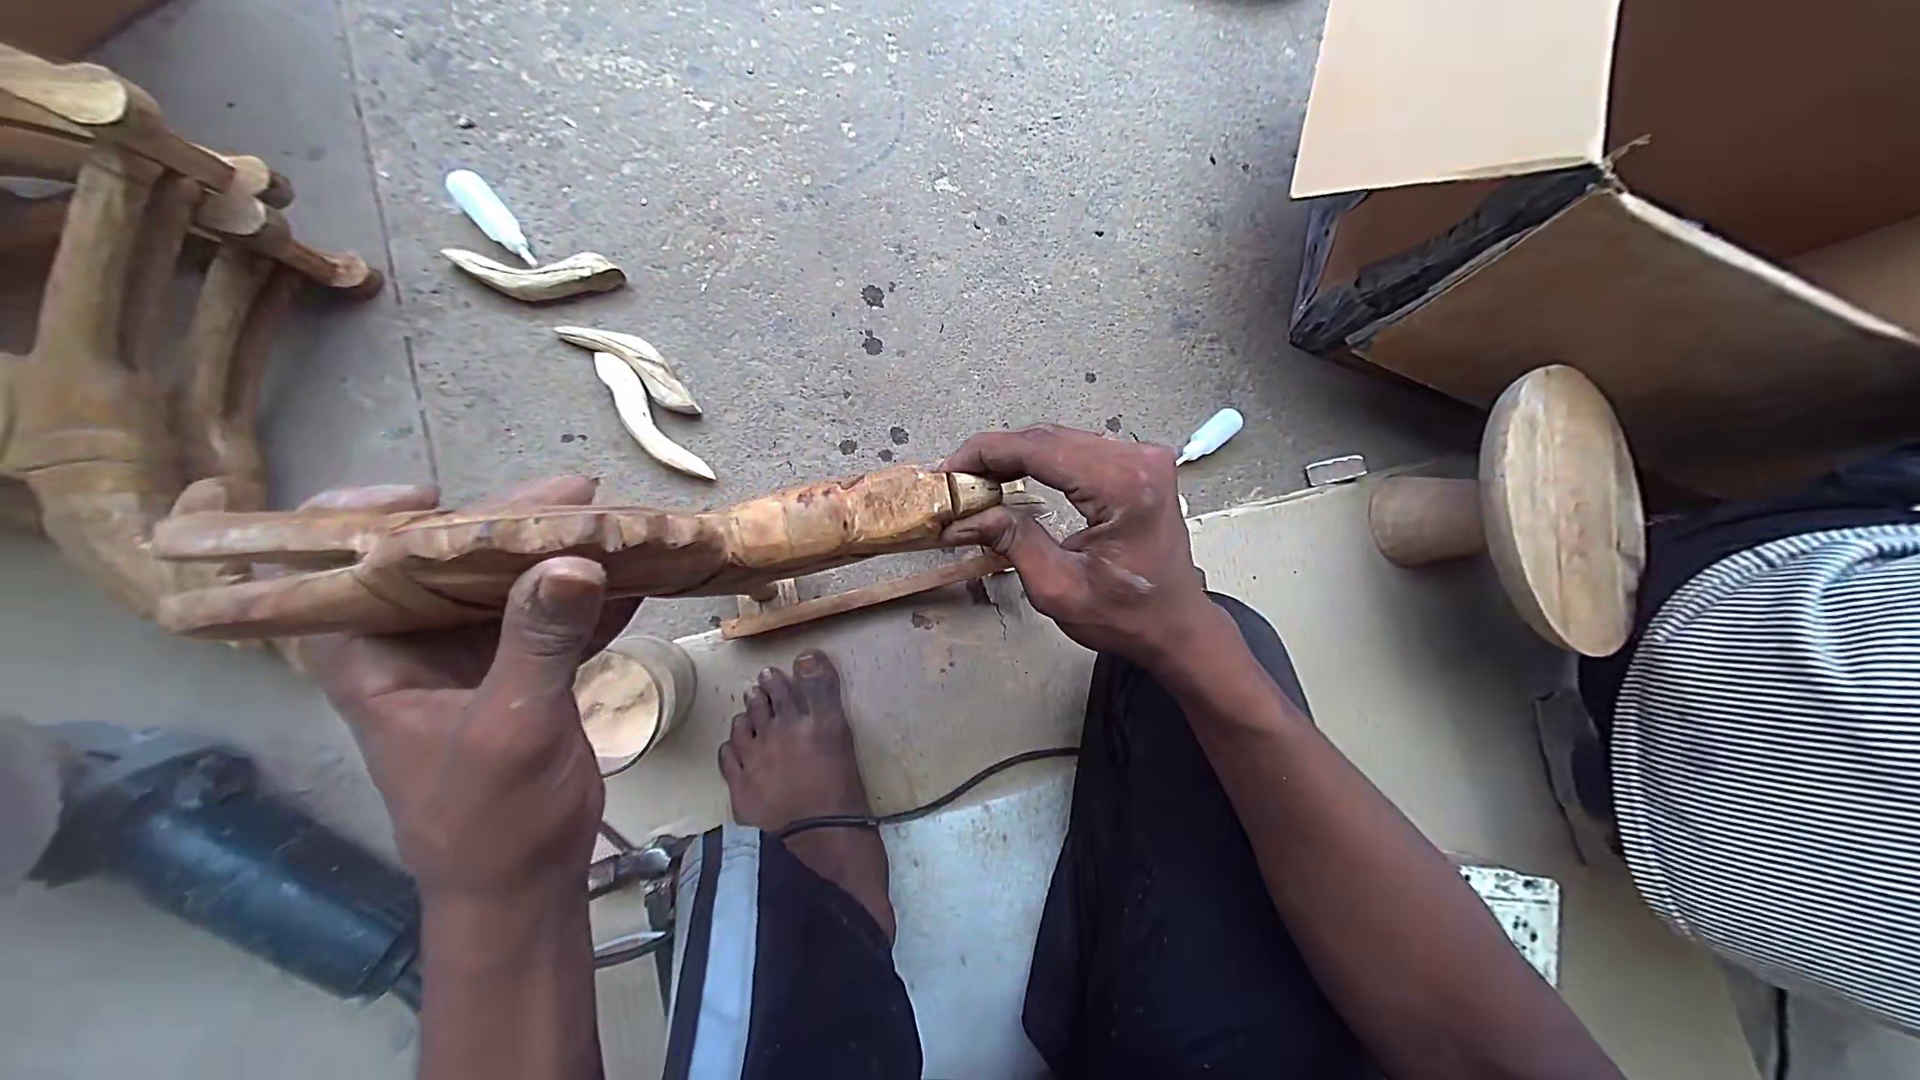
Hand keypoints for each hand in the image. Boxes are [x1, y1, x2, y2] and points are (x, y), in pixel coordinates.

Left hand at [293, 477, 636, 901]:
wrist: (526, 875)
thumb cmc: (489, 816)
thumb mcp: (511, 726)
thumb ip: (538, 642)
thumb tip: (573, 560)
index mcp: (377, 660)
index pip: (342, 577)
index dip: (362, 524)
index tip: (426, 493)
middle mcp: (422, 649)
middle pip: (453, 565)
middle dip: (510, 527)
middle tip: (575, 494)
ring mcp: (482, 659)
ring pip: (515, 587)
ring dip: (562, 558)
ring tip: (614, 524)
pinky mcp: (530, 672)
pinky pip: (561, 619)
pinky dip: (595, 599)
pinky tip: (635, 579)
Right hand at [940, 424, 1221, 666]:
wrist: (1176, 625)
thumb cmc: (1127, 616)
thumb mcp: (1059, 589)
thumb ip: (1013, 543)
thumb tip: (966, 519)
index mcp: (1124, 487)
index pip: (1040, 449)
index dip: (986, 453)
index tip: (950, 471)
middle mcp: (1139, 460)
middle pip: (1048, 437)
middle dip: (995, 454)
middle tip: (957, 481)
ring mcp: (1143, 458)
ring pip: (1060, 439)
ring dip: (1015, 455)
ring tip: (977, 481)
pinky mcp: (1139, 464)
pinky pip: (1077, 448)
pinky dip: (1039, 459)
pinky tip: (1013, 473)